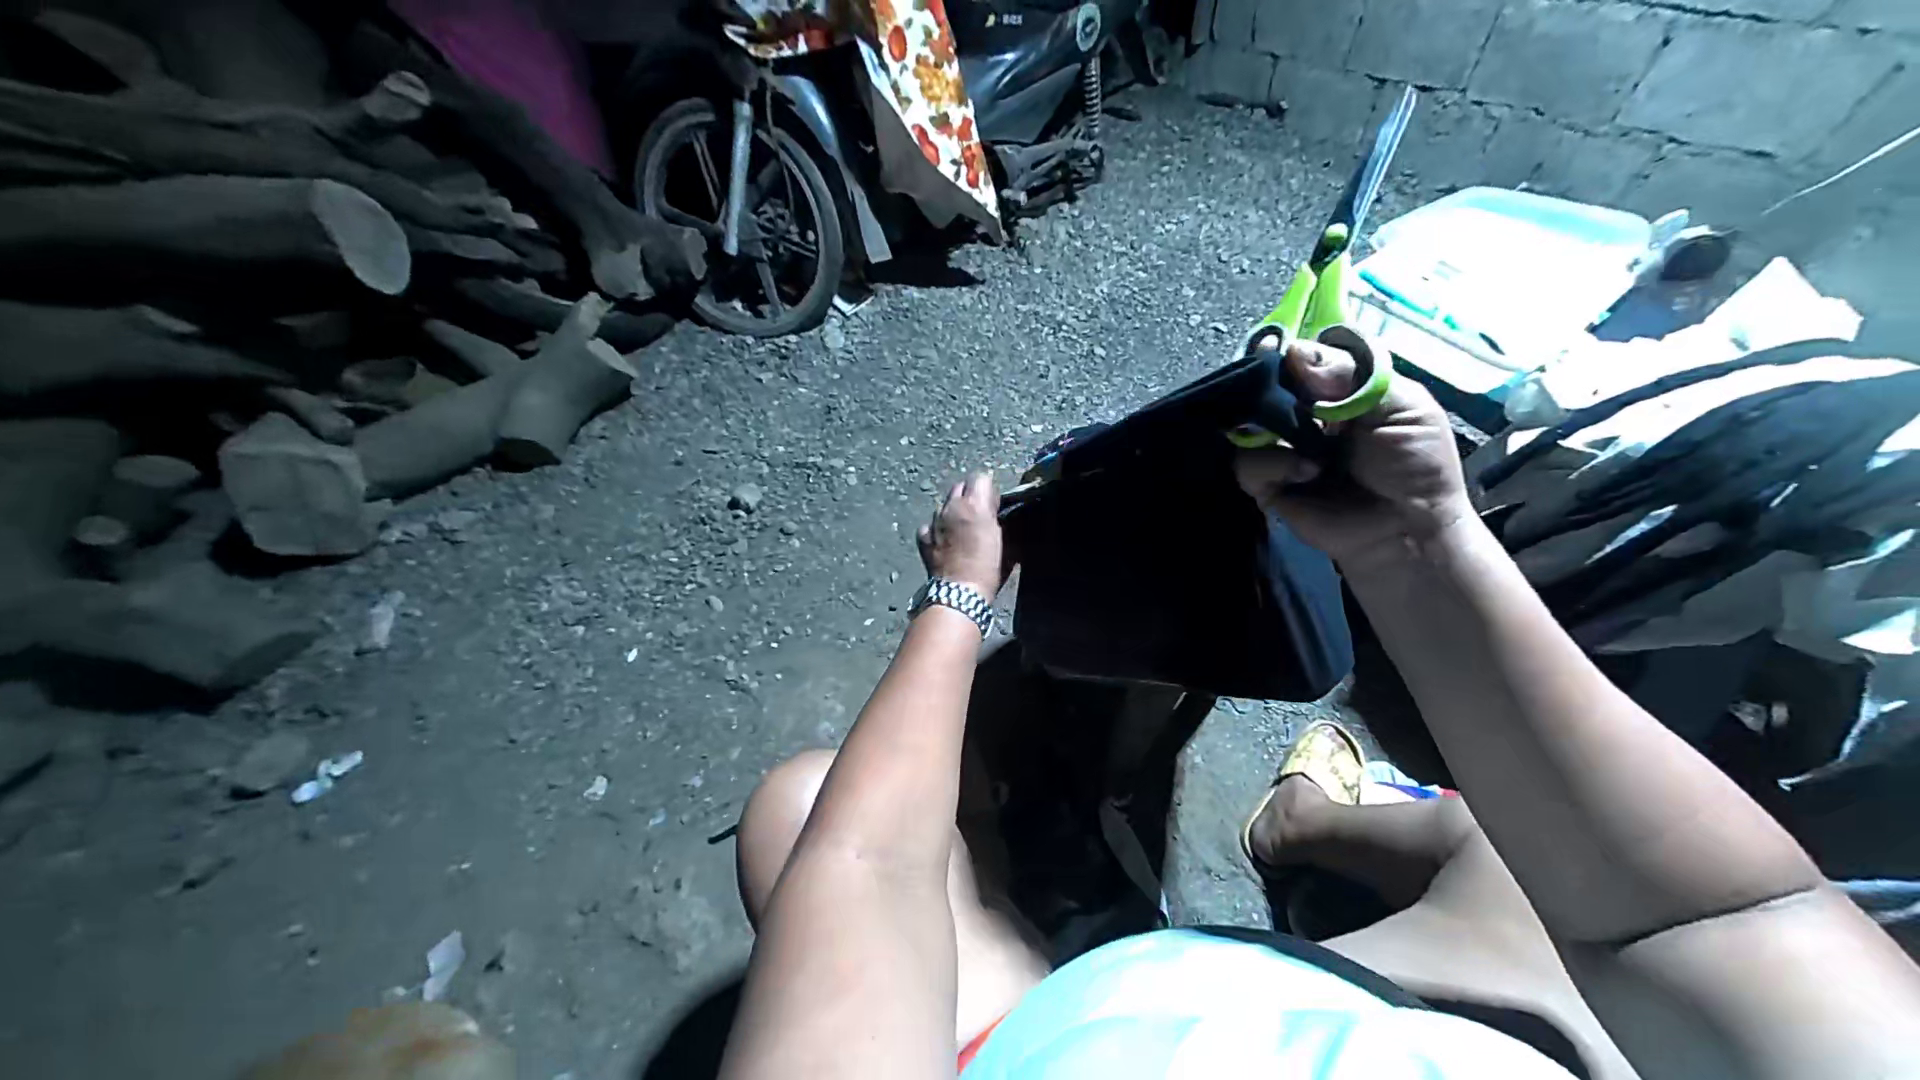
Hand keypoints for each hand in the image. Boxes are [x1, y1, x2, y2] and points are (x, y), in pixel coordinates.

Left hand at [917, 471, 1003, 599]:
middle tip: (978, 516)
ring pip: (943, 505)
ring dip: (953, 512)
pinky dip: (937, 529)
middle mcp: (951, 507)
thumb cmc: (988, 569)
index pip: (980, 478)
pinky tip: (944, 542)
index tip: (993, 506)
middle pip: (960, 487)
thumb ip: (996, 518)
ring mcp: (934, 521)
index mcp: (975, 505)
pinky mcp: (923, 537)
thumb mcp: (1003, 540)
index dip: (988, 491)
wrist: (960, 592)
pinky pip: (930, 524)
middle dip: (969, 496)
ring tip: (961, 531)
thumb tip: (994, 511)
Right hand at [1234, 327, 1470, 567]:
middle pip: (1264, 386)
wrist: (1406, 530)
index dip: (1287, 354)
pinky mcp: (1265, 482)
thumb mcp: (1403, 407)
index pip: (1300, 358)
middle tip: (1289, 400)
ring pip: (1247, 423)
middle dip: (1271, 390)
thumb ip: (1352, 376)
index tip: (1275, 351)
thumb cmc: (1415, 466)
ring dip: (1274, 431)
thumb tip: (1292, 352)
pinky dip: (1272, 465)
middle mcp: (1302, 413)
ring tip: (1309, 450)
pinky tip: (1305, 473)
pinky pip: (1247, 463)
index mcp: (1337, 389)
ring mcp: (1280, 447)